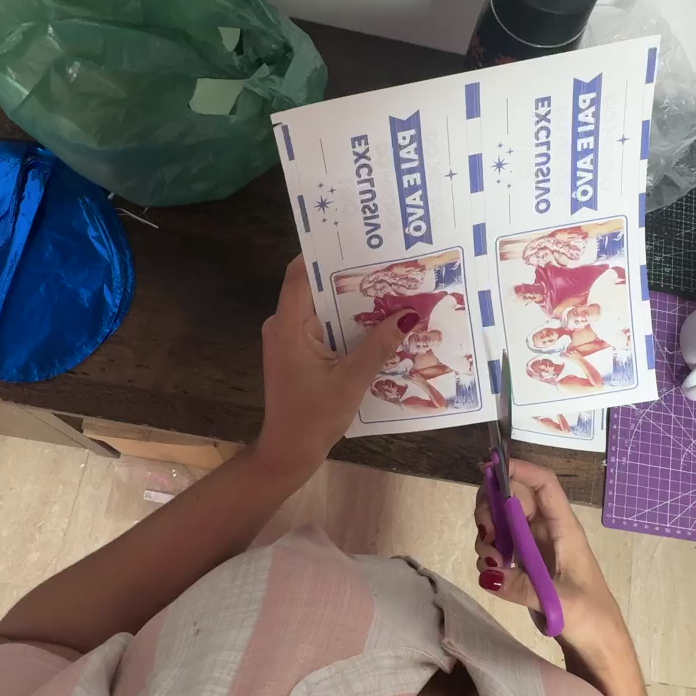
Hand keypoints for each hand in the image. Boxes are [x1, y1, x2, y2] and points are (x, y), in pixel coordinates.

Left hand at [256, 257, 412, 482]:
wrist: (289, 452)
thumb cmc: (313, 417)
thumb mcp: (351, 380)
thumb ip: (380, 345)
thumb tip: (411, 315)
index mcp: (288, 326)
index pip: (300, 274)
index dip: (325, 253)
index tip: (358, 242)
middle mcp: (284, 325)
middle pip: (316, 288)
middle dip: (351, 278)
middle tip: (388, 265)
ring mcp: (290, 338)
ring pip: (323, 307)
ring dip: (353, 302)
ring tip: (390, 289)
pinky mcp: (299, 351)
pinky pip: (324, 326)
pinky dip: (348, 322)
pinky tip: (378, 322)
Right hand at [474, 458, 624, 652]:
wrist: (598, 647)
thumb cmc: (591, 618)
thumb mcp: (559, 602)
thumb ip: (522, 587)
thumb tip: (488, 573)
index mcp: (564, 529)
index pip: (544, 484)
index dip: (519, 469)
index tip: (489, 468)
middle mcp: (546, 531)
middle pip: (512, 497)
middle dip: (490, 505)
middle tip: (484, 531)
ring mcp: (533, 547)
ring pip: (501, 521)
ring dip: (486, 533)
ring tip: (489, 560)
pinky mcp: (523, 565)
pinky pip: (498, 546)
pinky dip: (487, 553)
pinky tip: (491, 573)